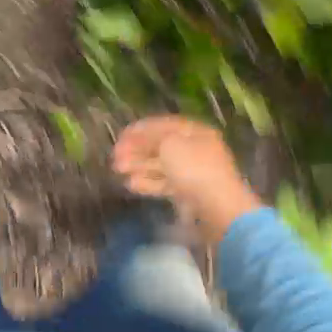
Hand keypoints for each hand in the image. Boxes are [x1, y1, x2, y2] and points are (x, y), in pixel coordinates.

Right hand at [112, 116, 262, 245]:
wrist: (216, 206)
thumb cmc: (193, 168)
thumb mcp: (168, 144)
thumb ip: (149, 138)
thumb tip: (136, 138)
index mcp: (195, 132)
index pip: (163, 125)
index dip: (140, 130)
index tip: (120, 136)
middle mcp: (195, 149)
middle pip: (160, 146)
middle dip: (136, 151)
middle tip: (114, 157)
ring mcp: (192, 172)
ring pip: (160, 166)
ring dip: (138, 167)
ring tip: (118, 171)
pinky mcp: (188, 192)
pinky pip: (164, 183)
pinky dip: (147, 182)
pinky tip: (131, 185)